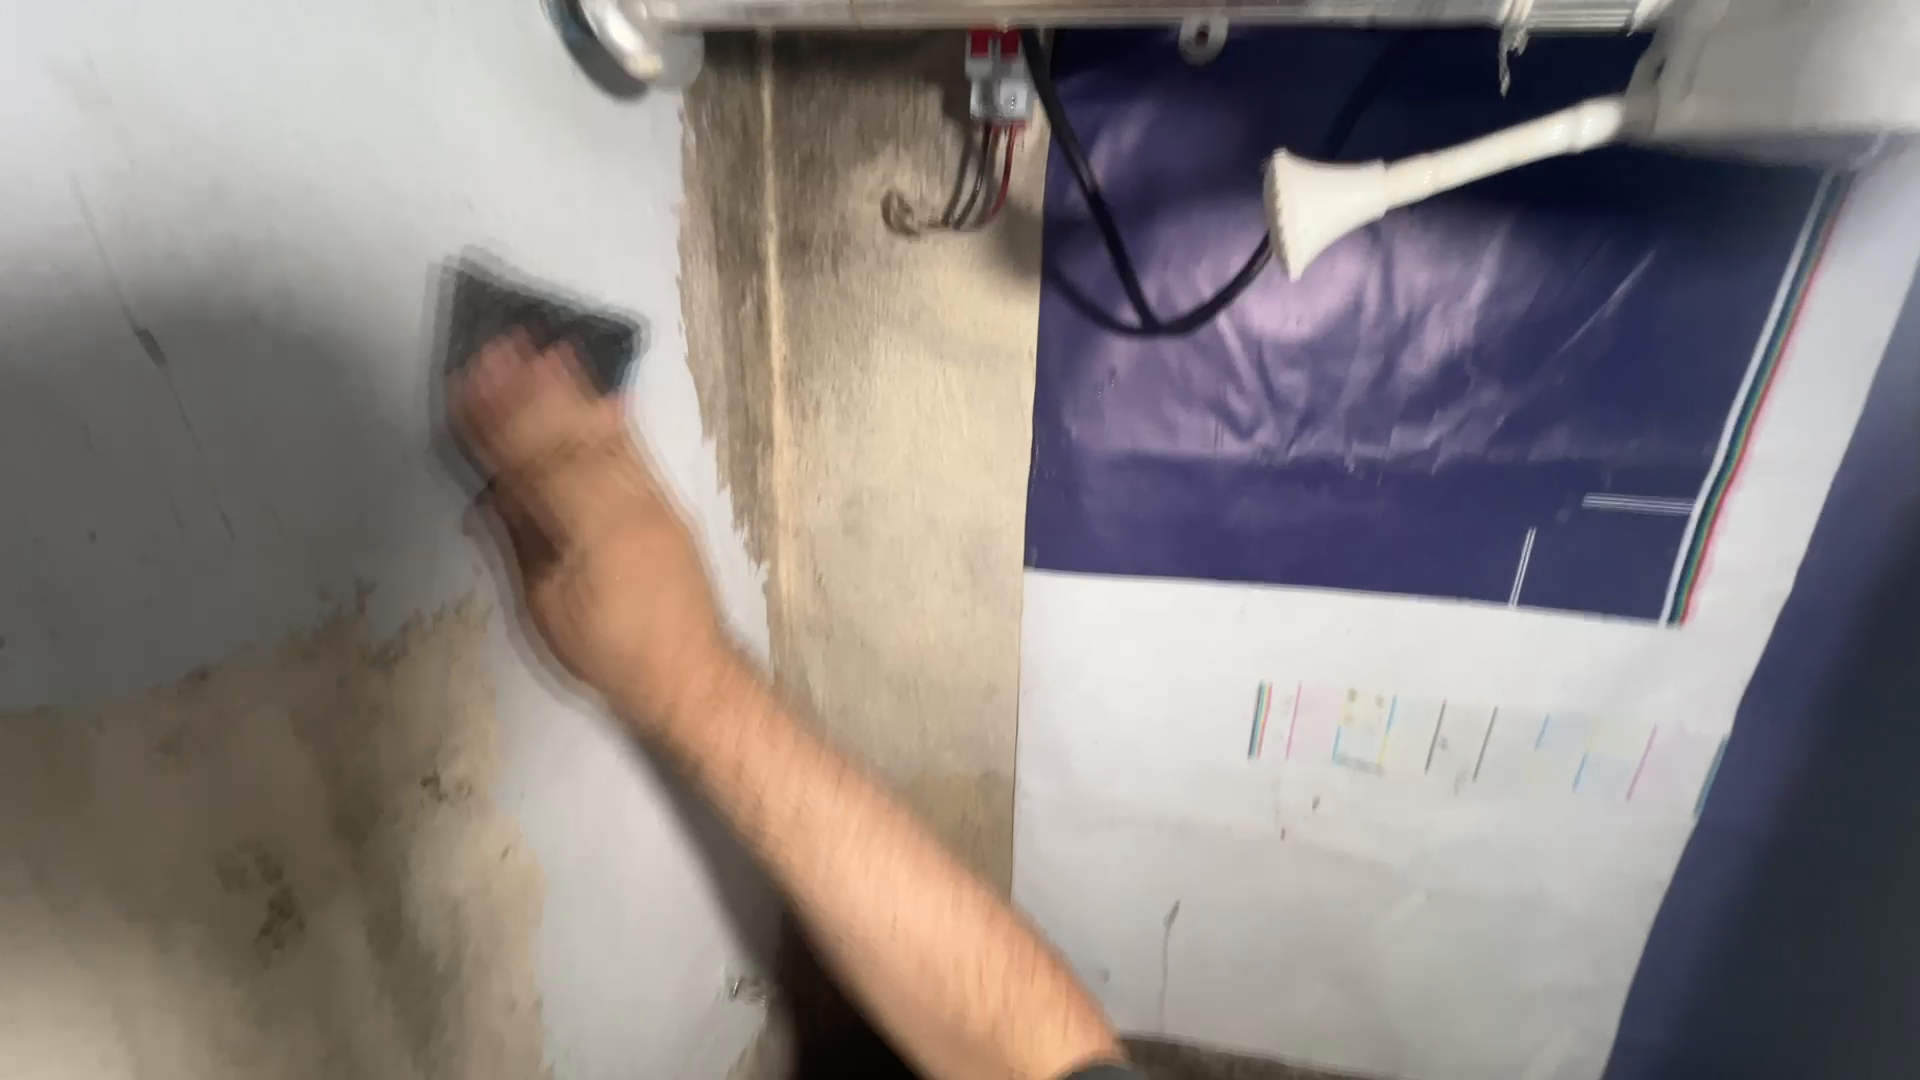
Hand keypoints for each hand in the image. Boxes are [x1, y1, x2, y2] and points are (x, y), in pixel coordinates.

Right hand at [452, 333, 733, 729]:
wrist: (690, 672)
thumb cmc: (611, 654)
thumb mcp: (547, 608)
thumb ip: (522, 540)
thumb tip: (495, 488)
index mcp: (591, 533)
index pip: (534, 465)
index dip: (500, 422)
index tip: (472, 380)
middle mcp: (630, 508)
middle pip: (573, 440)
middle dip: (535, 391)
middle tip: (507, 343)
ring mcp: (658, 506)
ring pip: (609, 440)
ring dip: (577, 393)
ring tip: (552, 349)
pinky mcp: (672, 511)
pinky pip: (641, 458)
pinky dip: (619, 423)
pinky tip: (609, 396)